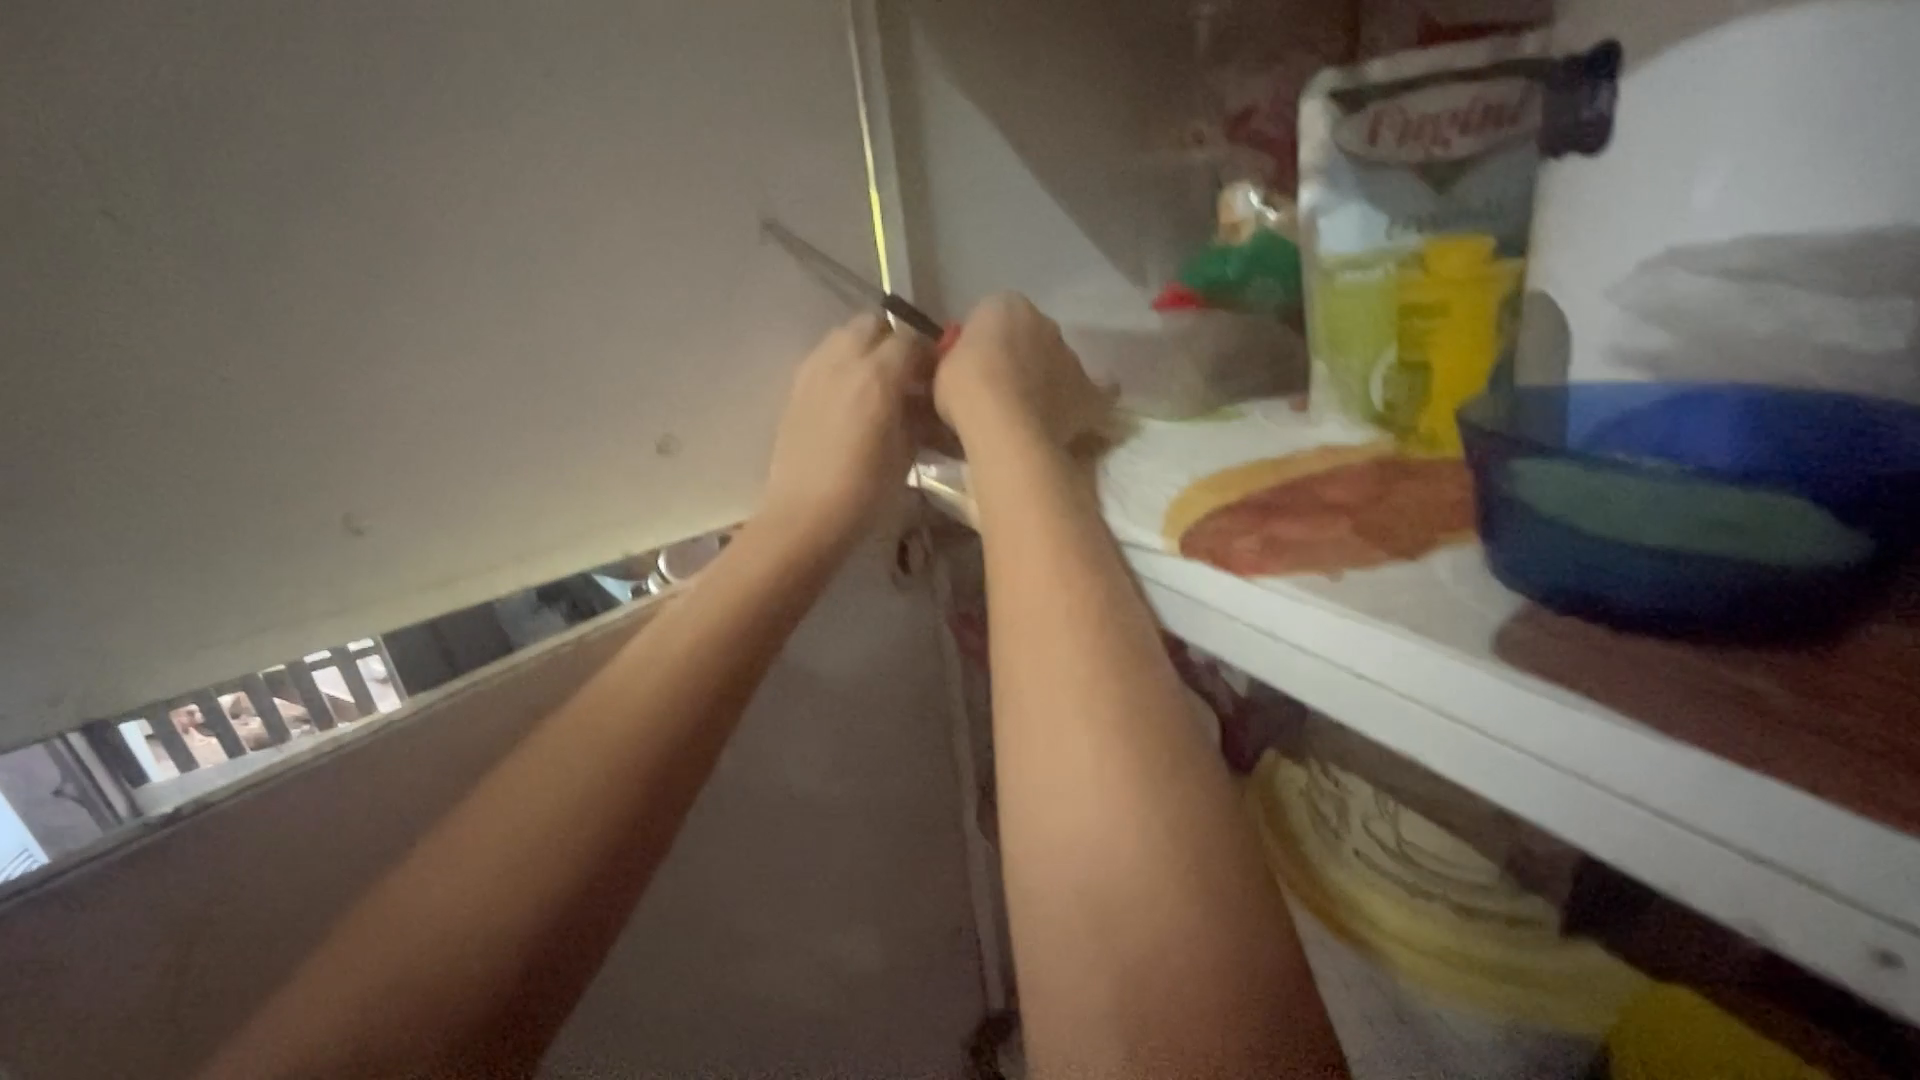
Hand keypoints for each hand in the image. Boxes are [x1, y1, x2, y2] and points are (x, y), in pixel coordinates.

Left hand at [762, 313, 922, 545]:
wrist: (805, 517)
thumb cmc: (866, 492)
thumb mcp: (908, 451)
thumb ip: (920, 414)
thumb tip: (928, 399)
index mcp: (878, 375)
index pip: (913, 339)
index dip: (930, 355)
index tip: (938, 377)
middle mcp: (844, 361)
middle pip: (875, 325)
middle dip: (894, 342)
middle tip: (907, 376)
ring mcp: (814, 371)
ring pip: (845, 335)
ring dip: (866, 348)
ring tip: (877, 384)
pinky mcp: (794, 388)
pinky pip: (824, 358)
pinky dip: (841, 365)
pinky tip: (849, 400)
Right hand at [934, 292, 1106, 452]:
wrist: (1003, 423)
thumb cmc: (965, 389)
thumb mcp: (946, 365)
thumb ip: (963, 357)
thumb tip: (971, 365)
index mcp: (1006, 306)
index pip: (995, 317)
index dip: (984, 343)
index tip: (974, 367)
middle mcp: (1045, 322)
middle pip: (1032, 338)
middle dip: (1021, 358)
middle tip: (1001, 390)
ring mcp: (1071, 356)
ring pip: (1060, 364)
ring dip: (1048, 381)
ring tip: (1030, 412)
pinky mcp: (1089, 391)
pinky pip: (1099, 391)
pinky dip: (1092, 396)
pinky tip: (1080, 409)